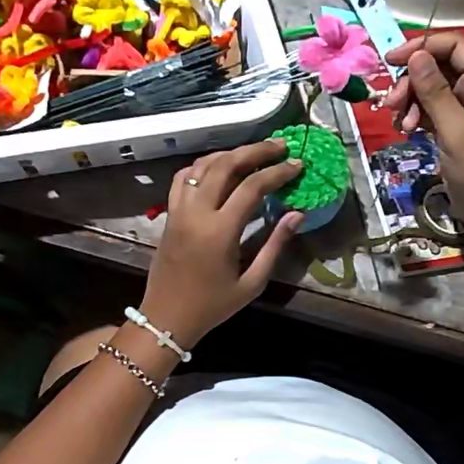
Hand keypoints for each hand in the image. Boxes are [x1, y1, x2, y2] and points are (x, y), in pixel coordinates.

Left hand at [142, 138, 304, 346]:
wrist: (166, 318)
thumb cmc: (213, 305)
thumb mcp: (252, 282)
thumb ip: (275, 245)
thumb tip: (297, 214)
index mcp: (219, 231)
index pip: (252, 187)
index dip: (277, 172)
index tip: (297, 165)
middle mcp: (197, 212)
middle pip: (226, 165)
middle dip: (255, 151)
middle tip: (279, 145)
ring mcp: (179, 210)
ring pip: (203, 166)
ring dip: (230, 154)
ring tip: (254, 152)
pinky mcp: (170, 214)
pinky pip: (183, 177)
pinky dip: (203, 165)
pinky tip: (220, 167)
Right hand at [382, 34, 463, 237]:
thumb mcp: (455, 130)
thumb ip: (434, 91)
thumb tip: (416, 56)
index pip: (455, 46)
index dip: (423, 46)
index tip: (392, 60)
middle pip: (439, 66)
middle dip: (412, 80)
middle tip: (391, 103)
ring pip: (431, 89)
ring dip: (411, 101)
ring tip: (399, 124)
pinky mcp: (456, 128)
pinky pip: (431, 110)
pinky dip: (416, 116)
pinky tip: (406, 131)